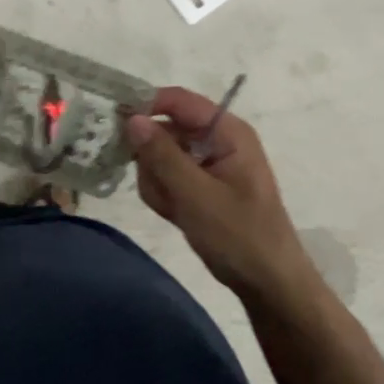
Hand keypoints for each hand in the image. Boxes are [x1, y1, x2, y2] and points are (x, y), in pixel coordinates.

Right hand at [124, 87, 314, 299]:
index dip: (145, 107)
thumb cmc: (239, 236)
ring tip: (174, 208)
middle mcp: (217, 139)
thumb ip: (161, 155)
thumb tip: (132, 119)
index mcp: (227, 132)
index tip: (116, 127)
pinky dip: (164, 194)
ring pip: (159, 156)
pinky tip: (176, 214)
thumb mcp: (196, 195)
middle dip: (152, 160)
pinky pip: (165, 176)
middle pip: (164, 129)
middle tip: (160, 188)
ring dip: (157, 182)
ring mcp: (207, 162)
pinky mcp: (199, 183)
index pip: (177, 100)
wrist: (267, 283)